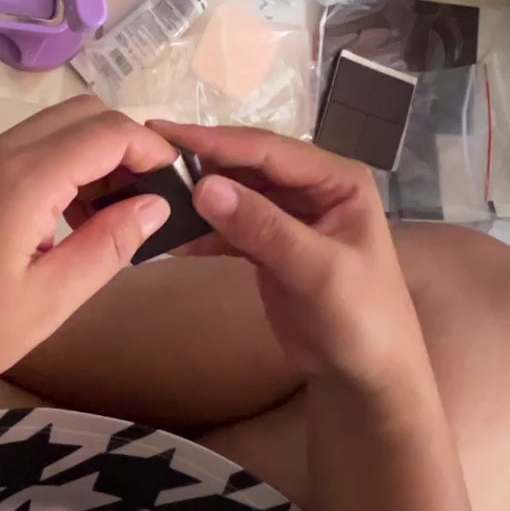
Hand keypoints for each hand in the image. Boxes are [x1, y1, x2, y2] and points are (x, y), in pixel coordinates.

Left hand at [0, 98, 177, 407]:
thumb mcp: (48, 302)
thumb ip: (109, 246)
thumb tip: (155, 204)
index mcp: (23, 179)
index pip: (107, 131)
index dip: (150, 149)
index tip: (174, 186)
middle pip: (80, 114)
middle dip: (122, 145)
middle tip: (140, 204)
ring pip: (50, 130)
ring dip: (89, 157)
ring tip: (105, 222)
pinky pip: (23, 152)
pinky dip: (57, 169)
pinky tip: (59, 227)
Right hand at [147, 122, 421, 388]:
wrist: (363, 376)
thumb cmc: (360, 320)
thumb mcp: (317, 271)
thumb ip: (263, 227)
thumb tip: (203, 187)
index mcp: (337, 179)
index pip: (269, 150)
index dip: (216, 141)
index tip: (162, 134)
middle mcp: (312, 188)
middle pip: (247, 165)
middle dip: (201, 163)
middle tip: (146, 157)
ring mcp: (288, 216)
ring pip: (234, 193)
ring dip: (197, 197)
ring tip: (151, 193)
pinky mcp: (267, 244)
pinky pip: (228, 227)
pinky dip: (201, 232)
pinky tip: (170, 236)